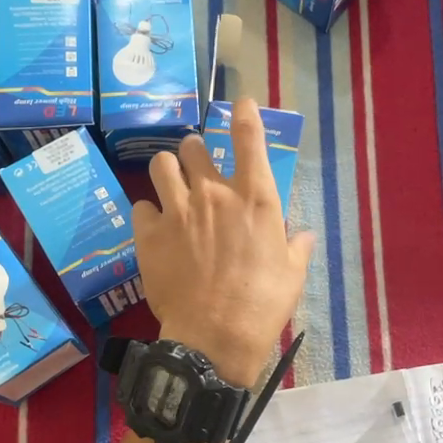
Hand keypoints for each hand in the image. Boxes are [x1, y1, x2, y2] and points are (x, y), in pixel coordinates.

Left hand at [135, 98, 315, 386]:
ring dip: (167, 170)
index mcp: (255, 198)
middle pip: (193, 146)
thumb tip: (302, 235)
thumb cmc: (262, 306)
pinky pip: (140, 206)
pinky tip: (154, 227)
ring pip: (161, 164)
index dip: (243, 113)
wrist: (215, 338)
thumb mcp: (292, 275)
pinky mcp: (148, 234)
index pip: (248, 137)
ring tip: (171, 185)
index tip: (240, 104)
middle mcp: (213, 193)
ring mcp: (177, 211)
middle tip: (198, 168)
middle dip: (195, 151)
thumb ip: (296, 247)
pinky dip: (148, 213)